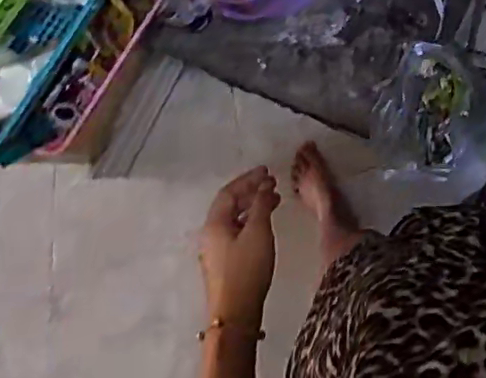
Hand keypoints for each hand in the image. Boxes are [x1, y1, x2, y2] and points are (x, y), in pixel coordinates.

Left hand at [198, 166, 279, 334]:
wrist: (236, 315)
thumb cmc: (247, 268)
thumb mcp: (258, 231)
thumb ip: (261, 203)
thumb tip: (264, 185)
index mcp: (214, 223)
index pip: (229, 191)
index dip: (248, 178)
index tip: (267, 171)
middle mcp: (211, 234)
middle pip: (230, 203)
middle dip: (251, 190)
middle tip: (271, 183)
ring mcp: (216, 249)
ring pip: (234, 217)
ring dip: (253, 205)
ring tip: (274, 200)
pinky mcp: (224, 262)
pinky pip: (237, 230)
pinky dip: (251, 219)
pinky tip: (265, 222)